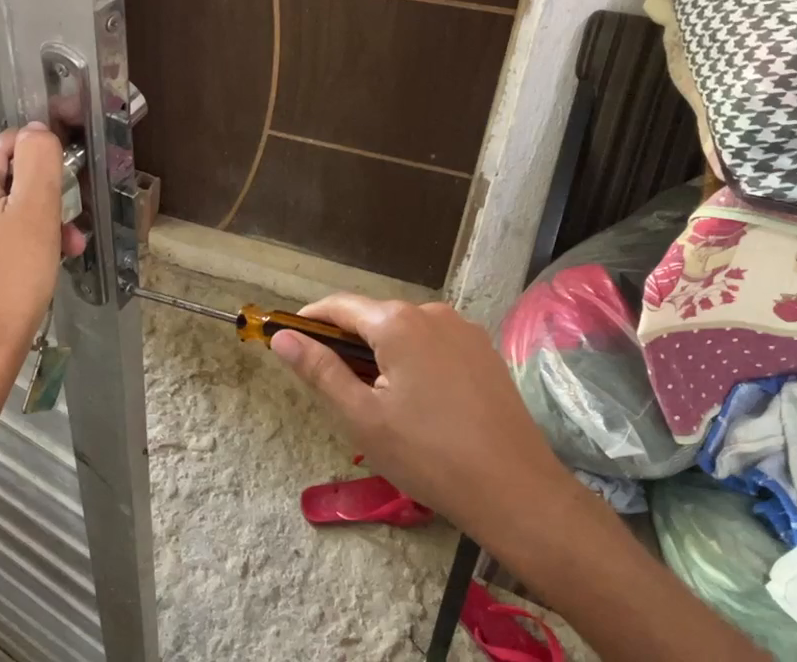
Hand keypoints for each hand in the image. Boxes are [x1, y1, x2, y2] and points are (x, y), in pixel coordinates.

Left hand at [0, 124, 87, 381]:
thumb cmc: (11, 279)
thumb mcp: (38, 210)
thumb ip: (40, 158)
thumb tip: (38, 131)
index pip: (15, 143)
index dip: (48, 164)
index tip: (68, 196)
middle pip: (5, 182)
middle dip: (42, 204)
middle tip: (69, 237)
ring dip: (29, 231)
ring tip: (54, 261)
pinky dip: (5, 254)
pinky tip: (21, 280)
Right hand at [270, 294, 576, 544]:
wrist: (515, 489)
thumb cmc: (428, 454)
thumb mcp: (362, 416)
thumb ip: (320, 370)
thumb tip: (282, 337)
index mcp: (397, 322)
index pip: (339, 306)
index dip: (310, 321)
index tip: (289, 340)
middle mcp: (432, 312)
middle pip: (374, 317)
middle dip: (349, 342)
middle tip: (334, 386)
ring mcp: (464, 331)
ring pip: (406, 332)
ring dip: (384, 353)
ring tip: (378, 400)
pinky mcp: (485, 353)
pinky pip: (435, 345)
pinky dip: (415, 361)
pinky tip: (419, 402)